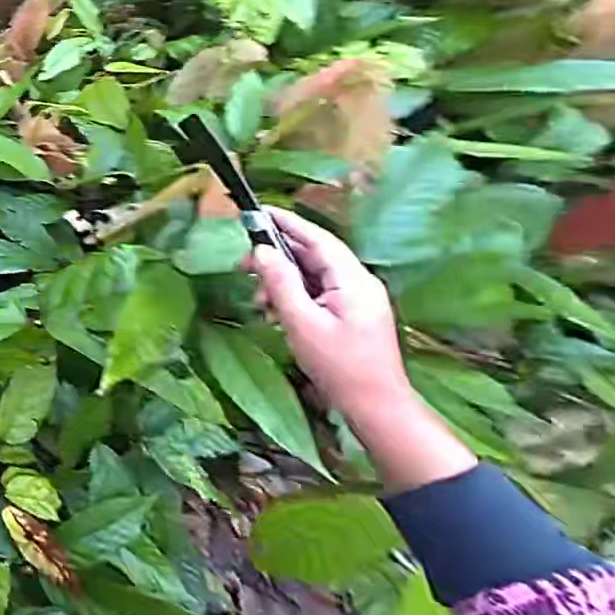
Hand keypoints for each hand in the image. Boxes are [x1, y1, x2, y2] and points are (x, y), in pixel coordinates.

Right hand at [243, 207, 405, 416]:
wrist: (374, 402)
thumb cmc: (338, 362)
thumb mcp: (301, 321)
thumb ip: (281, 283)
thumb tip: (262, 251)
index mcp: (354, 281)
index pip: (319, 241)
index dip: (289, 224)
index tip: (261, 212)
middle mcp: (359, 284)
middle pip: (314, 256)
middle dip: (277, 256)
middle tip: (241, 265)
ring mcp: (355, 299)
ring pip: (311, 275)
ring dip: (280, 280)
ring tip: (258, 298)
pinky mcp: (348, 313)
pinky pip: (315, 291)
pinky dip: (290, 294)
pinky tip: (273, 309)